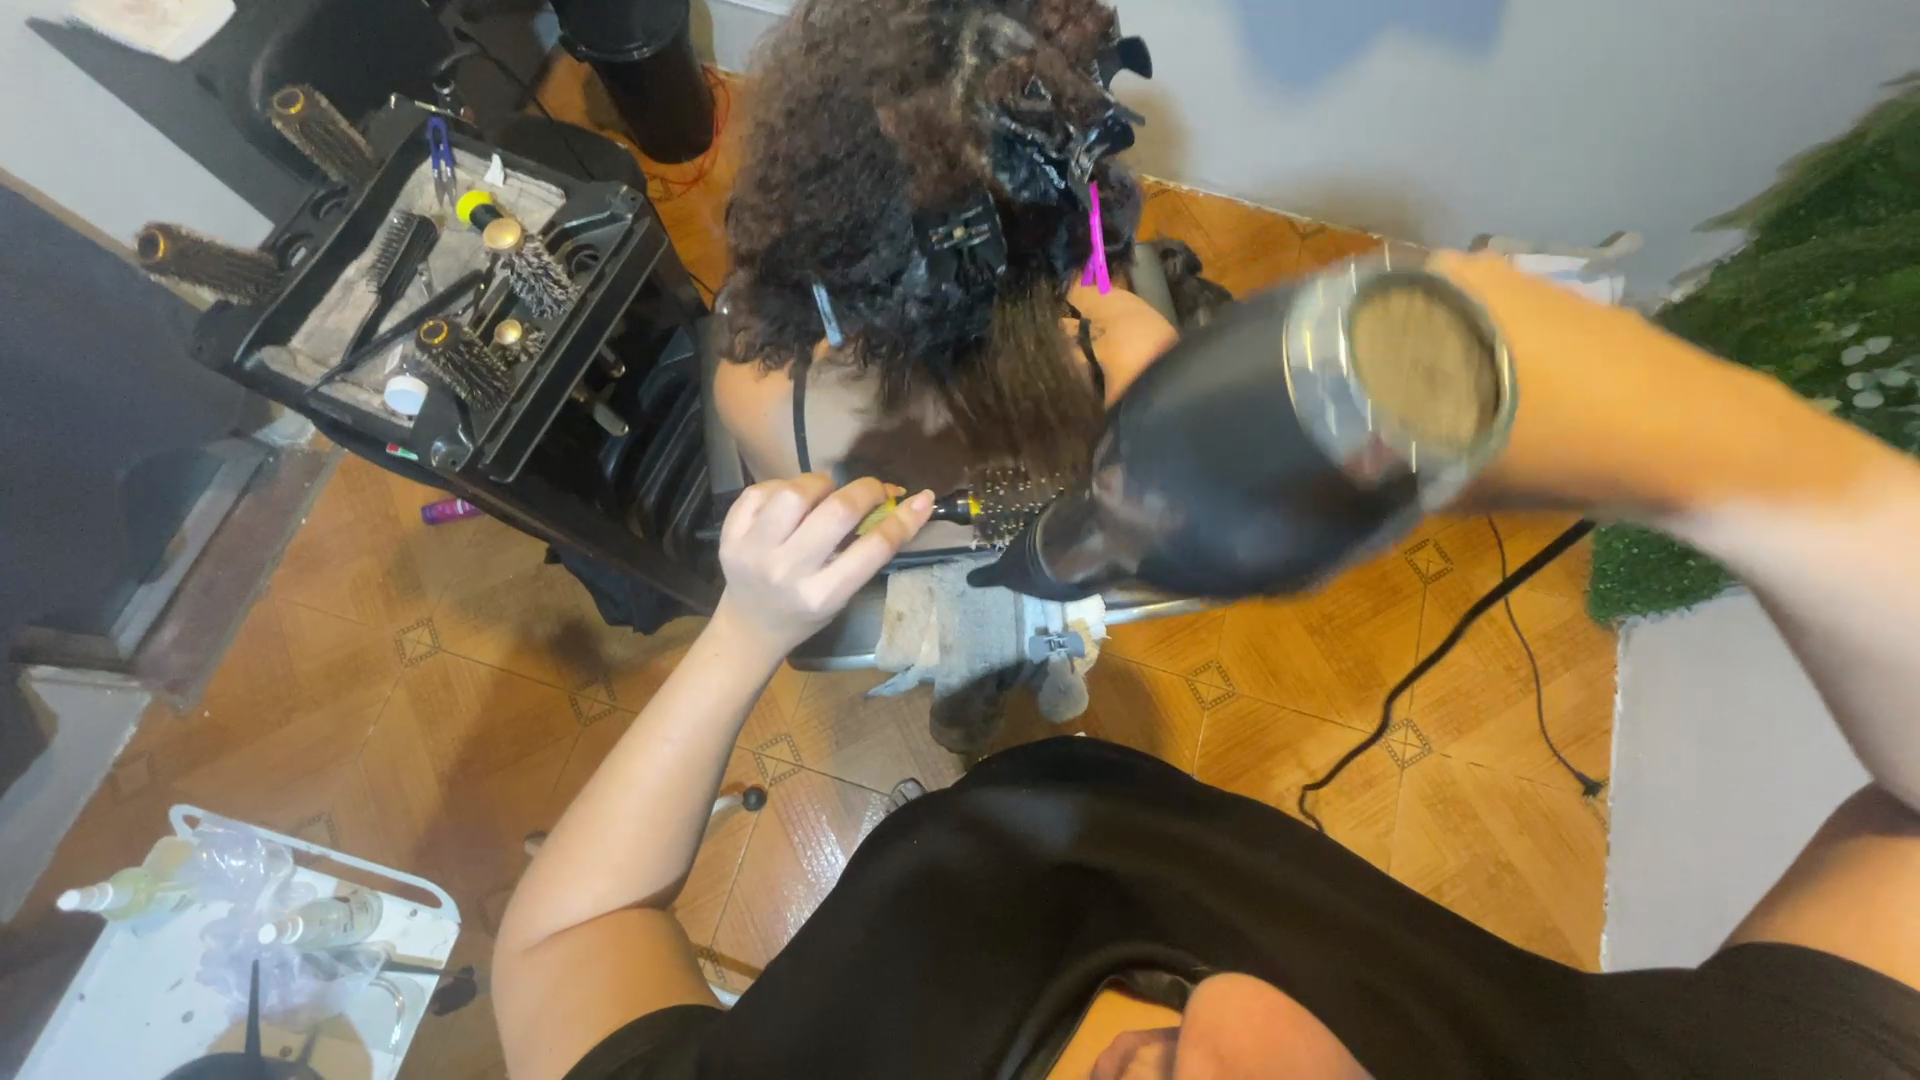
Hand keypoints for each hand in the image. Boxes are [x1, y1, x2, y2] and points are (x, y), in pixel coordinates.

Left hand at [710, 475, 933, 658]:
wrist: (751, 626)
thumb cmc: (807, 612)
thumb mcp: (842, 593)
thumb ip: (867, 553)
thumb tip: (910, 504)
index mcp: (822, 595)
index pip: (872, 549)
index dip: (903, 520)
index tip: (921, 500)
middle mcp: (787, 573)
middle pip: (836, 512)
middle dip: (865, 491)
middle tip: (872, 490)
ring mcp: (753, 553)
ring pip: (794, 493)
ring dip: (819, 484)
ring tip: (824, 494)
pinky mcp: (729, 537)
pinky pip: (759, 491)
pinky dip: (782, 486)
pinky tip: (790, 499)